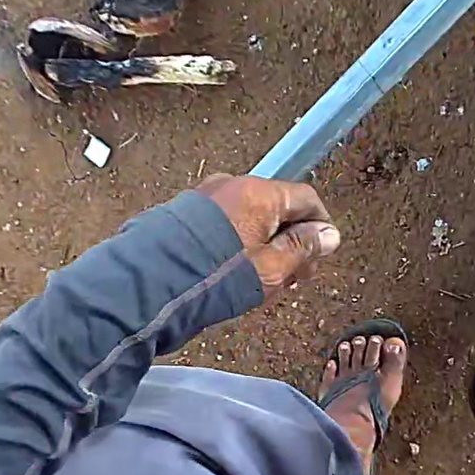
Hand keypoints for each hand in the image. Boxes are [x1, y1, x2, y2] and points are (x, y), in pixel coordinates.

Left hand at [193, 175, 340, 299]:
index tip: (320, 255)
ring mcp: (205, 198)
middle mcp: (232, 186)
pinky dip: (239, 243)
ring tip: (263, 280)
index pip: (306, 199)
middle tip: (294, 276)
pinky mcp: (184, 214)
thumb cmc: (212, 279)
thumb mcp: (272, 269)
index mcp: (258, 194)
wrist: (145, 288)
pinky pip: (225, 223)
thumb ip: (304, 249)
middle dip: (292, 241)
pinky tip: (234, 273)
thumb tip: (329, 235)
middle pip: (278, 208)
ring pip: (251, 217)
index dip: (320, 227)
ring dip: (266, 245)